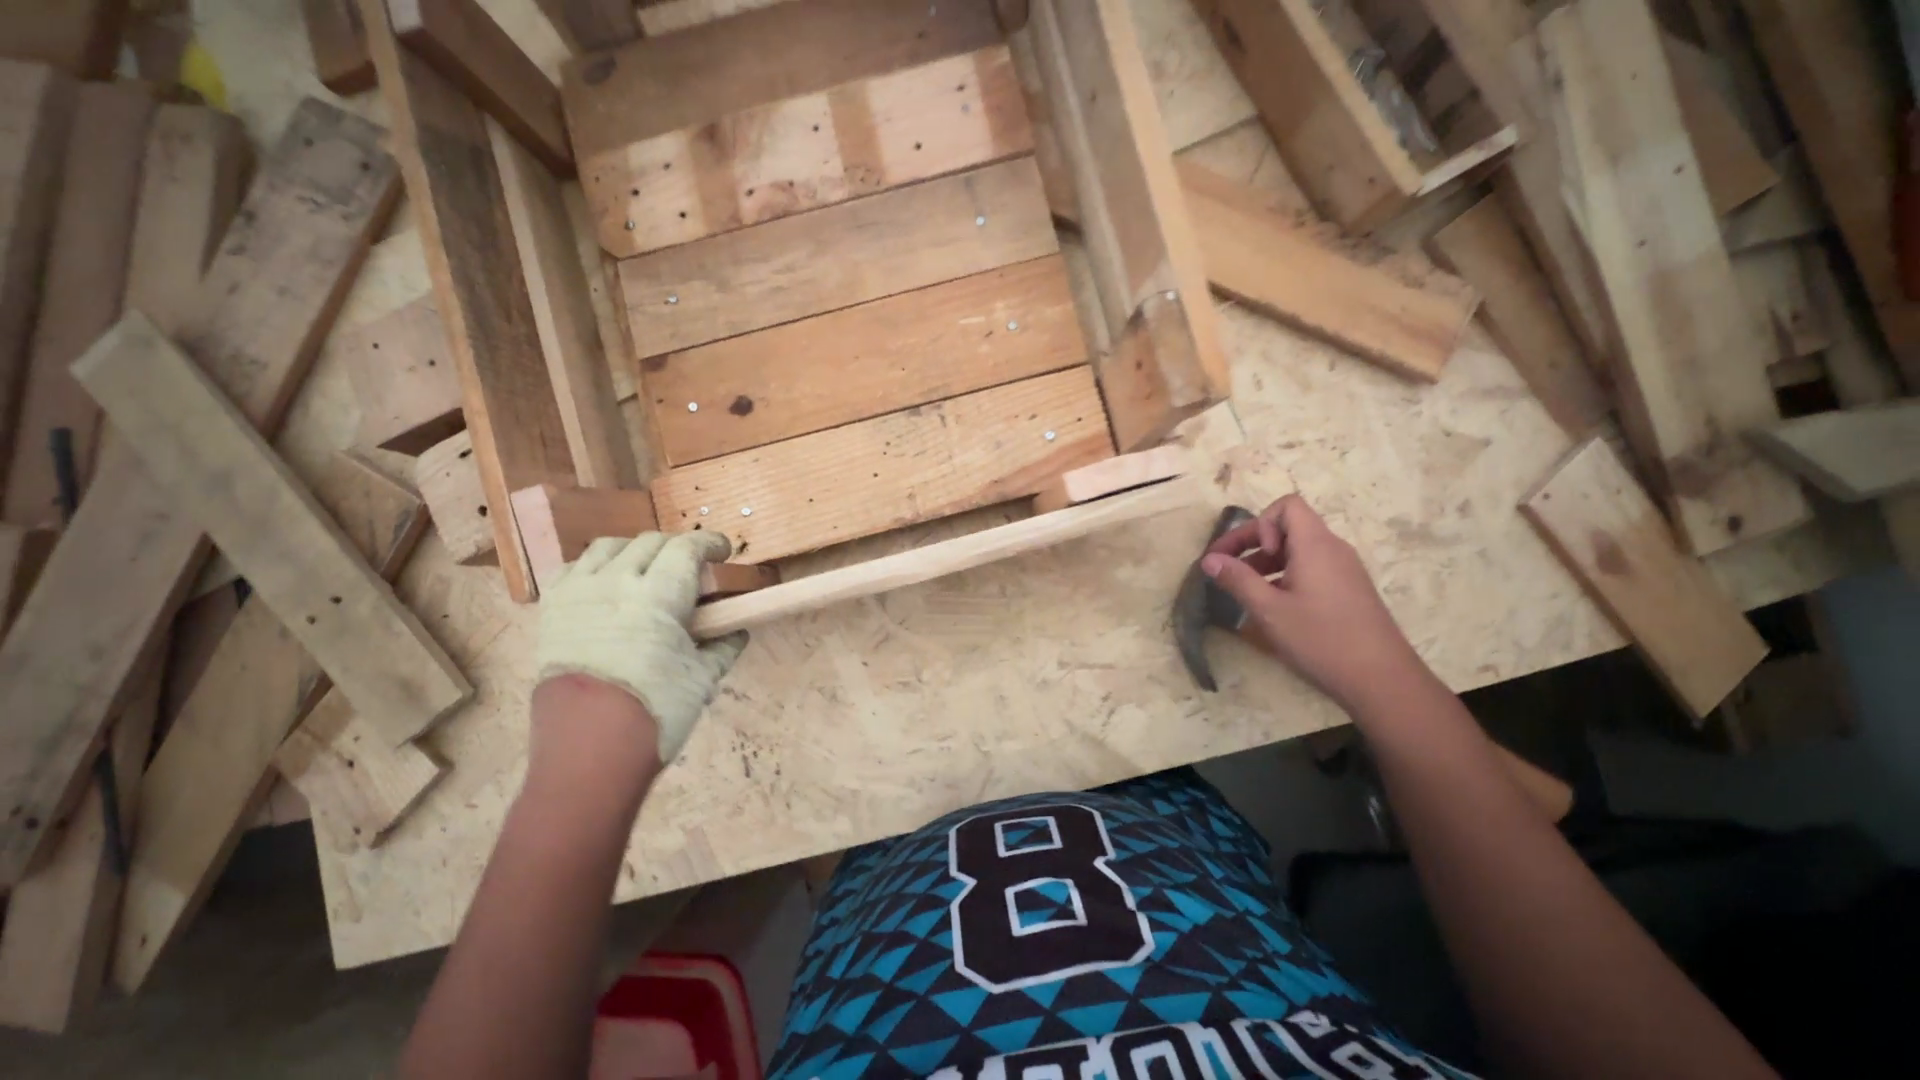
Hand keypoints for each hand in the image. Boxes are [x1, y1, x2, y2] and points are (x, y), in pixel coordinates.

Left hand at [535, 532, 749, 763]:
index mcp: (659, 593)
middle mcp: (616, 580)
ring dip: (634, 551)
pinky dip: (597, 567)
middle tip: (689, 569)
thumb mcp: (701, 679)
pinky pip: (575, 568)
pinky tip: (607, 585)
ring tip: (646, 570)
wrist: (588, 745)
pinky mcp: (552, 608)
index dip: (709, 543)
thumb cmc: (655, 710)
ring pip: (609, 547)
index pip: (687, 548)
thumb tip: (738, 631)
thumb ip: (722, 647)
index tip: (721, 550)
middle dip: (675, 549)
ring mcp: (579, 591)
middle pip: (650, 543)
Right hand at [1200, 495, 1430, 710]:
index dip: (1260, 524)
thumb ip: (1237, 580)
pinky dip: (1289, 576)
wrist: (1381, 677)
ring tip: (1249, 593)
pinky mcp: (1350, 589)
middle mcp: (1333, 548)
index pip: (1287, 506)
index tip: (1249, 557)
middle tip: (1228, 571)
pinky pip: (1314, 568)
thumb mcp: (1270, 611)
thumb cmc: (1321, 639)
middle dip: (1255, 544)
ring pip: (1301, 550)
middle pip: (1290, 526)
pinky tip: (1278, 608)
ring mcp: (1345, 569)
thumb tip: (1209, 560)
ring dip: (1269, 563)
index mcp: (1315, 545)